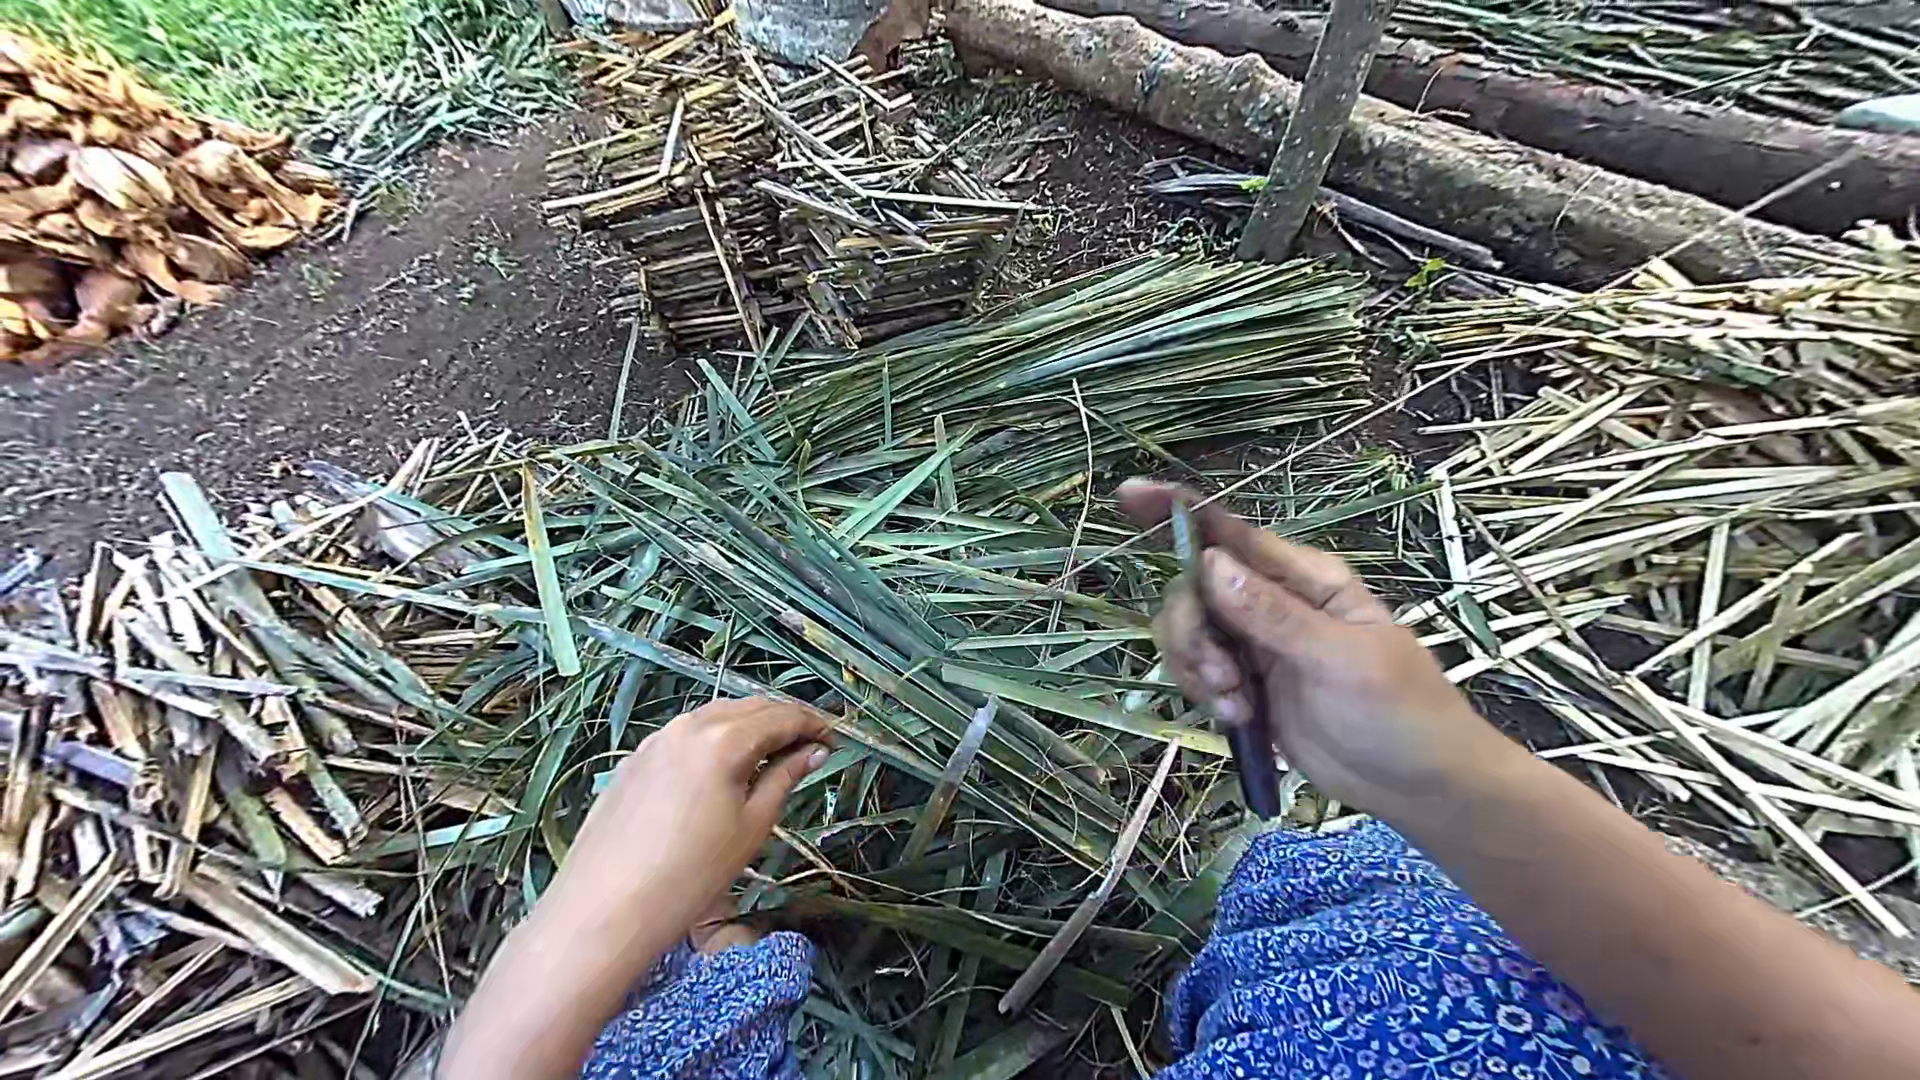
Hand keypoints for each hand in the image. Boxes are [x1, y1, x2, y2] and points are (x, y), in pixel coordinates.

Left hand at [541, 696, 832, 946]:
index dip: (815, 725)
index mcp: (724, 737)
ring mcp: (659, 737)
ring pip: (720, 715)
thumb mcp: (753, 825)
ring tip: (772, 755)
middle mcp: (691, 723)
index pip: (783, 715)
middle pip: (752, 707)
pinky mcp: (637, 756)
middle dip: (786, 721)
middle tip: (810, 747)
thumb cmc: (691, 875)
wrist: (601, 915)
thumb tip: (816, 750)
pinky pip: (690, 733)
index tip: (835, 742)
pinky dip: (719, 738)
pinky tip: (725, 767)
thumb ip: (786, 776)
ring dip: (752, 726)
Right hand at [1118, 480, 1516, 815]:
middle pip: (1190, 587)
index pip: (1228, 531)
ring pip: (1183, 629)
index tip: (1128, 494)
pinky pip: (1191, 667)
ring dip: (1196, 667)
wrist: (1414, 787)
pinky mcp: (1237, 678)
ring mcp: (1248, 640)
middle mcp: (1265, 598)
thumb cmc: (1401, 713)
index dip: (1175, 509)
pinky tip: (1238, 717)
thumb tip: (1208, 564)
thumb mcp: (1342, 660)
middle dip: (1191, 631)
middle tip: (1222, 675)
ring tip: (1237, 703)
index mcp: (1300, 576)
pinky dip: (1202, 691)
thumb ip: (1272, 614)